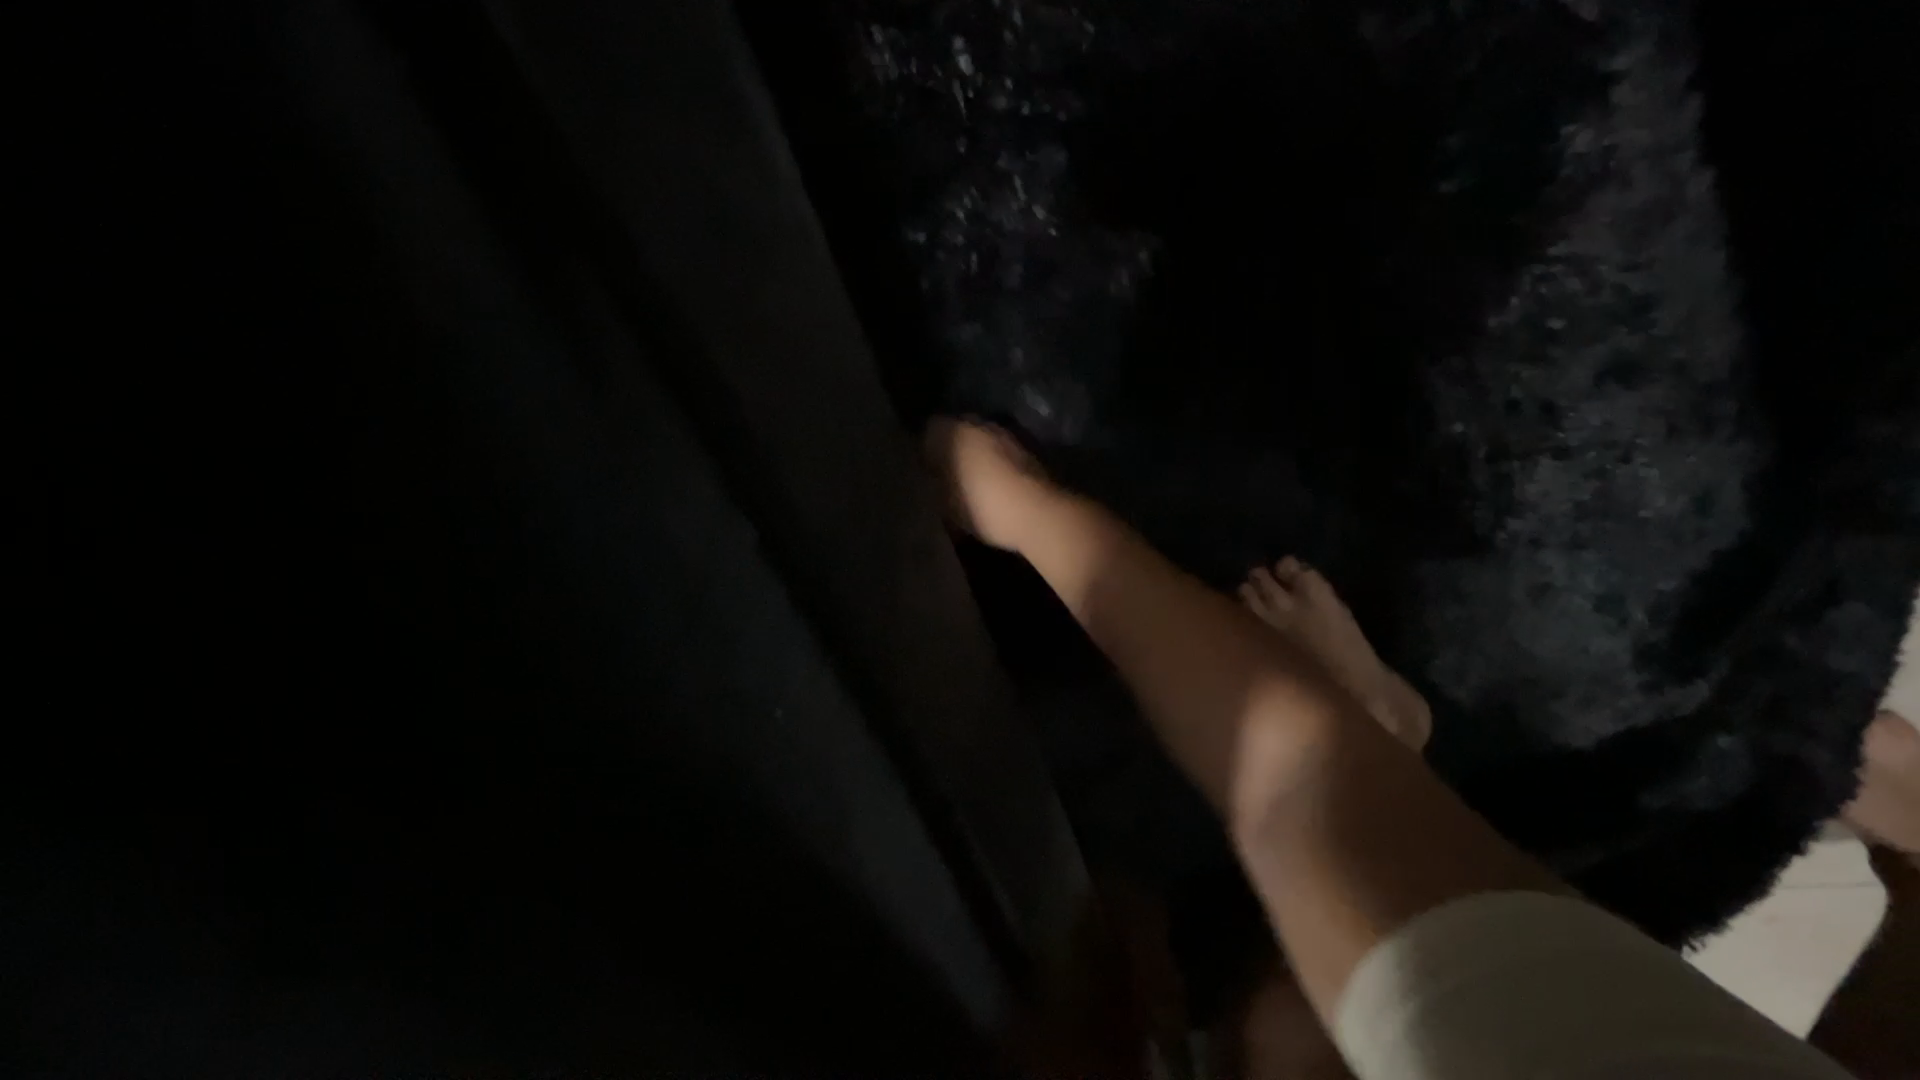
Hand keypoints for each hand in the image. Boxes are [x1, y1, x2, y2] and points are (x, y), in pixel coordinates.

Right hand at [923, 418, 1060, 551]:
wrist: (1039, 514)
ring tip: (973, 481)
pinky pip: (1002, 453)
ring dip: (977, 455)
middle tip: (947, 476)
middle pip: (958, 431)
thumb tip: (930, 472)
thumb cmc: (983, 507)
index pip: (929, 429)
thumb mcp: (945, 502)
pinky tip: (995, 484)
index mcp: (954, 431)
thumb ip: (934, 481)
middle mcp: (981, 424)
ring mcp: (1008, 435)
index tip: (924, 470)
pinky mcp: (1030, 450)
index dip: (924, 449)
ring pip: (983, 440)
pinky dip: (996, 463)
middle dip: (952, 448)